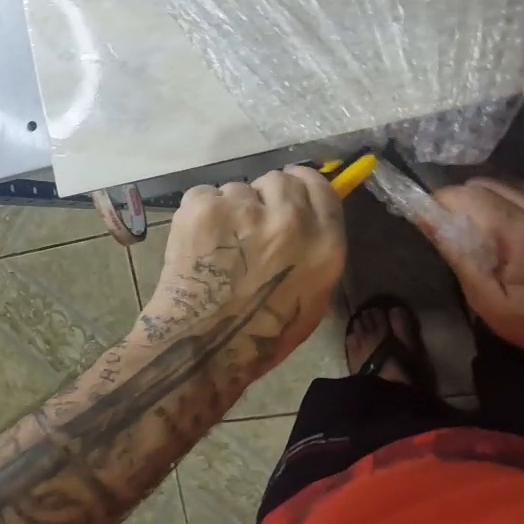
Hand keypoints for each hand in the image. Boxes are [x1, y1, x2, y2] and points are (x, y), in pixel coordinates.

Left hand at [141, 167, 345, 381]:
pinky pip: (205, 194)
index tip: (288, 192)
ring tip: (221, 244)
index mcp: (324, 242)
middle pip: (278, 179)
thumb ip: (314, 247)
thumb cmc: (263, 331)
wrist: (205, 343)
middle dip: (265, 196)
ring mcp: (244, 209)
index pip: (319, 187)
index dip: (302, 185)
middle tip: (249, 224)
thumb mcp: (313, 293)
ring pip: (238, 188)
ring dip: (230, 207)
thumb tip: (303, 218)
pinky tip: (199, 242)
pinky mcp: (204, 207)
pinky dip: (200, 212)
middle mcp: (289, 218)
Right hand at [424, 177, 523, 374]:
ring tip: (492, 231)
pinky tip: (517, 227)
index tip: (436, 220)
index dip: (444, 204)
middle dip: (466, 203)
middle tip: (463, 230)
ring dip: (491, 201)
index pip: (469, 197)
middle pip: (486, 184)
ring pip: (505, 183)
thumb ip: (457, 252)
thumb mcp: (483, 297)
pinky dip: (513, 203)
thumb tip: (423, 213)